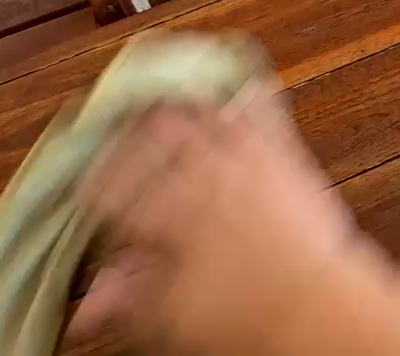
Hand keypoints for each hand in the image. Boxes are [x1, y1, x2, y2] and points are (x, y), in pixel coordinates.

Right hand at [72, 92, 385, 355]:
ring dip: (182, 101)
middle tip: (122, 128)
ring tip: (166, 98)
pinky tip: (238, 82)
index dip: (99, 180)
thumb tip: (84, 305)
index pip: (120, 185)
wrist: (315, 303)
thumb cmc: (246, 316)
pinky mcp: (283, 150)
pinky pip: (263, 107)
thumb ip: (128, 297)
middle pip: (159, 132)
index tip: (89, 180)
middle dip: (134, 128)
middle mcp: (208, 173)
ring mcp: (248, 155)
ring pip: (205, 110)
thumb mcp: (174, 317)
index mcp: (174, 213)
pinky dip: (246, 90)